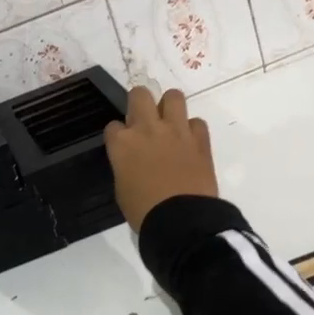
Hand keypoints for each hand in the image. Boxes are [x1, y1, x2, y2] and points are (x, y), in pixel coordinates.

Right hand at [103, 86, 218, 231]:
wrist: (181, 221)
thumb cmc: (143, 210)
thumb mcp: (122, 187)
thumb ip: (125, 164)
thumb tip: (134, 159)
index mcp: (122, 143)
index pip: (113, 124)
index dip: (119, 134)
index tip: (123, 144)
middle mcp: (147, 128)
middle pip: (140, 94)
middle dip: (139, 102)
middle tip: (144, 118)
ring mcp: (176, 130)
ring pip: (173, 96)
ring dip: (169, 106)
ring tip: (170, 122)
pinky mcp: (200, 139)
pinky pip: (197, 121)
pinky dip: (192, 129)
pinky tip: (189, 142)